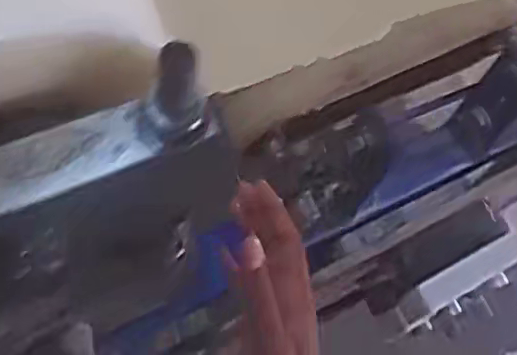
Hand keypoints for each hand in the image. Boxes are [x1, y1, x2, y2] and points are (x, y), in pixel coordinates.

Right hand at [227, 181, 318, 354]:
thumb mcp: (268, 333)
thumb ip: (259, 288)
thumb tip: (249, 237)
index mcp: (294, 297)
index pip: (288, 243)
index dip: (274, 211)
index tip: (255, 184)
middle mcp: (288, 301)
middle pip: (278, 249)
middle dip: (262, 216)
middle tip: (238, 190)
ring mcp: (276, 317)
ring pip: (265, 265)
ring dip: (250, 236)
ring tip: (232, 212)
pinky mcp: (259, 333)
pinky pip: (251, 289)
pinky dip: (238, 267)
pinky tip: (222, 258)